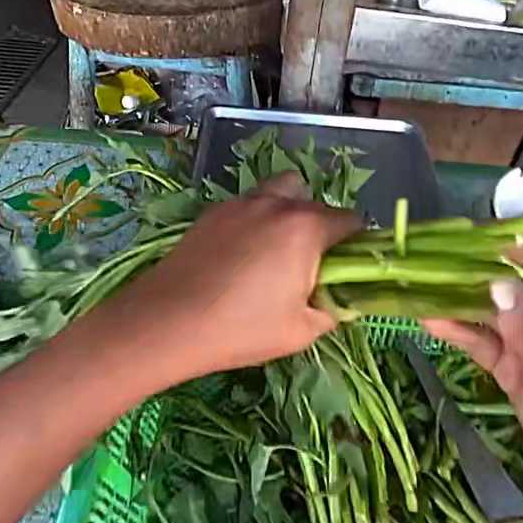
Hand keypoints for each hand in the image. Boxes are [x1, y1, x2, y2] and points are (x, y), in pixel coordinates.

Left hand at [100, 172, 359, 379]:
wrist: (165, 322)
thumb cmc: (241, 329)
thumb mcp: (301, 331)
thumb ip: (332, 311)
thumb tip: (341, 301)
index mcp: (306, 228)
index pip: (351, 220)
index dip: (357, 242)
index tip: (349, 265)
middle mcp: (278, 204)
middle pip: (318, 202)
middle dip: (325, 227)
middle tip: (312, 263)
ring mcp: (243, 203)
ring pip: (282, 190)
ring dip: (292, 209)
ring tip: (279, 246)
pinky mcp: (214, 211)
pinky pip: (251, 203)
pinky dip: (259, 217)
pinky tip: (244, 252)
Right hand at [427, 242, 522, 522]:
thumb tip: (496, 286)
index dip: (512, 249)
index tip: (471, 244)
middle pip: (513, 287)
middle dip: (476, 274)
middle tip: (430, 265)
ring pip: (494, 317)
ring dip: (461, 304)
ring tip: (419, 289)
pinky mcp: (518, 377)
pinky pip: (487, 348)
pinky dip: (462, 335)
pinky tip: (432, 323)